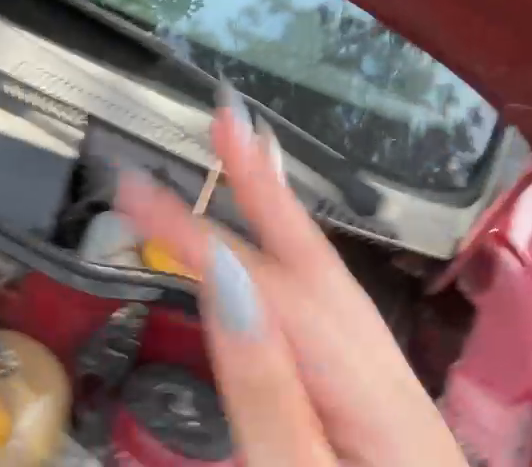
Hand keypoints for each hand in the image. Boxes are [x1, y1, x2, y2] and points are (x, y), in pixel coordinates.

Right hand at [116, 84, 468, 466]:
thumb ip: (264, 390)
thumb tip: (224, 285)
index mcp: (377, 403)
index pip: (272, 291)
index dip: (197, 233)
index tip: (133, 191)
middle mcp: (397, 387)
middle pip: (320, 271)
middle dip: (265, 188)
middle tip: (225, 121)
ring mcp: (394, 397)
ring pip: (331, 287)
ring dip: (281, 213)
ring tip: (246, 157)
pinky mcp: (375, 409)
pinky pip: (331, 313)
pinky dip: (294, 258)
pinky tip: (269, 246)